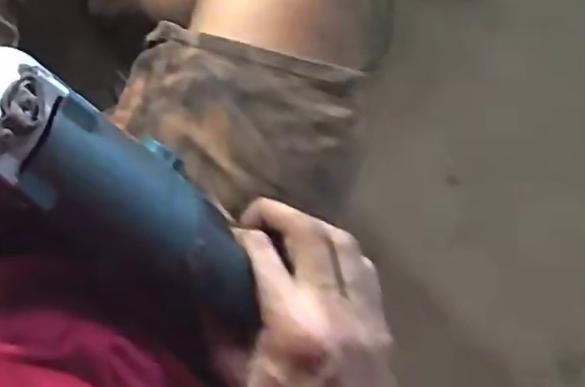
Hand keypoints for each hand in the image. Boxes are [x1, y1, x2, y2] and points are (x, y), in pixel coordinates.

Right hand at [211, 200, 396, 386]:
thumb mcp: (235, 372)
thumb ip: (216, 319)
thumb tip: (200, 273)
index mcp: (292, 322)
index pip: (261, 248)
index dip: (239, 232)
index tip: (226, 235)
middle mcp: (333, 311)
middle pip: (308, 230)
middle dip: (274, 213)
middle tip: (253, 220)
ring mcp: (365, 320)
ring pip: (344, 242)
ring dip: (311, 227)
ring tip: (287, 234)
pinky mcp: (383, 332)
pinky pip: (365, 271)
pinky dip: (340, 254)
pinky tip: (321, 264)